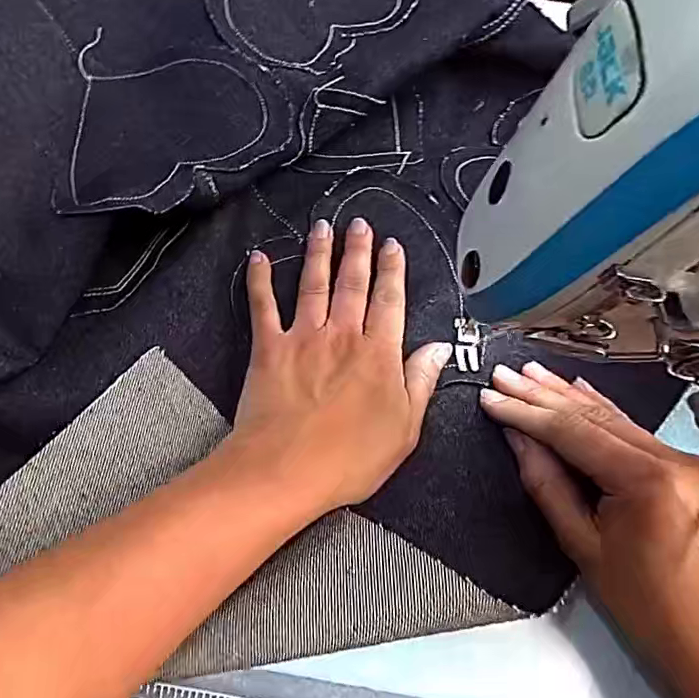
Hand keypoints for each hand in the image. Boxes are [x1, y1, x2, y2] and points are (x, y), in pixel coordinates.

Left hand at [231, 216, 452, 512]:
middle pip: (353, 283)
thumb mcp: (404, 427)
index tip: (393, 247)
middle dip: (358, 250)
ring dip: (319, 253)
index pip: (390, 300)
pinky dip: (260, 281)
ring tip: (323, 228)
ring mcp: (303, 339)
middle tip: (360, 225)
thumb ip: (420, 381)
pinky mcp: (268, 350)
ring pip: (314, 284)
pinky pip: (263, 306)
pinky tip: (260, 258)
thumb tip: (438, 350)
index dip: (392, 271)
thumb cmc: (348, 458)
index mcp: (378, 354)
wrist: (285, 472)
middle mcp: (342, 336)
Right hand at [477, 363, 698, 676]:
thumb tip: (523, 444)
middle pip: (597, 417)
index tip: (496, 398)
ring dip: (573, 400)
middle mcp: (681, 463)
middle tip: (508, 377)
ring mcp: (696, 465)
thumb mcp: (588, 551)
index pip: (574, 431)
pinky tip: (585, 395)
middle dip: (545, 395)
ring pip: (620, 421)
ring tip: (536, 378)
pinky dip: (608, 418)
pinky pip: (643, 436)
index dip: (526, 412)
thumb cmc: (666, 620)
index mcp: (651, 483)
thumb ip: (549, 486)